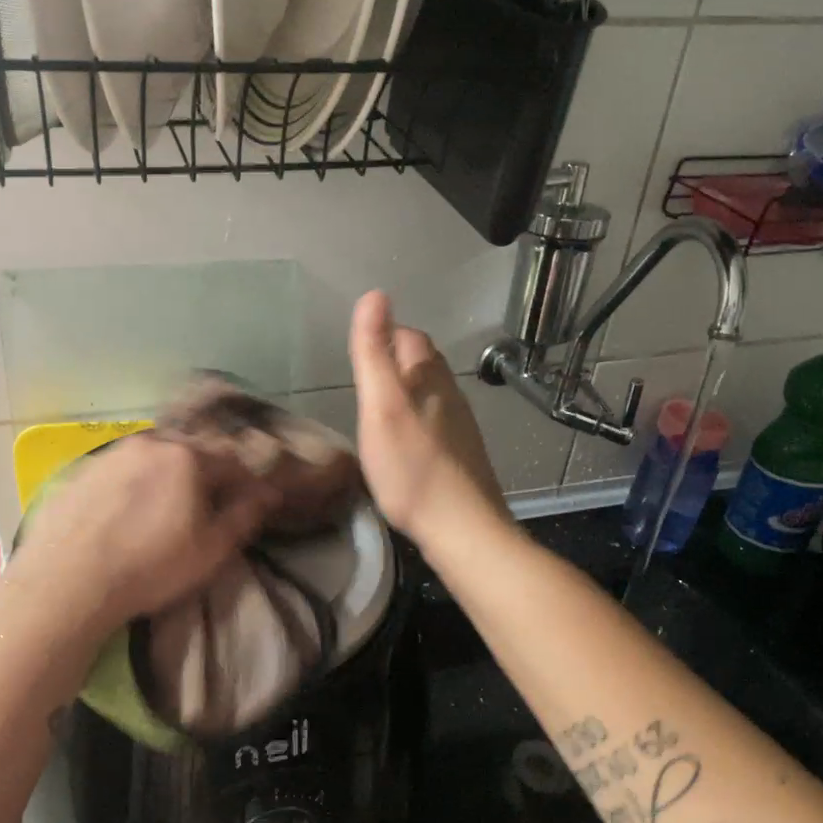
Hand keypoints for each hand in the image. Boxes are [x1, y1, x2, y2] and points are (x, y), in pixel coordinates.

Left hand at [4, 434, 278, 633]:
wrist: (67, 582)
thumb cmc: (149, 568)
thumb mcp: (210, 552)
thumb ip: (243, 517)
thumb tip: (266, 494)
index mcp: (188, 457)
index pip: (230, 461)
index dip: (242, 483)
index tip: (243, 504)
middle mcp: (150, 443)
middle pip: (188, 453)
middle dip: (200, 476)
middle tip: (199, 510)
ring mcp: (111, 454)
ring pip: (150, 460)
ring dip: (162, 478)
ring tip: (158, 513)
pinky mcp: (80, 471)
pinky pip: (117, 472)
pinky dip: (128, 486)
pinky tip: (121, 515)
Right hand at [348, 291, 508, 540]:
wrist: (461, 528)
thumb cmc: (411, 467)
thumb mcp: (381, 405)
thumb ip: (374, 352)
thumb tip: (375, 294)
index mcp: (429, 377)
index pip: (409, 337)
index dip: (386, 334)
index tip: (360, 350)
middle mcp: (450, 394)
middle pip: (423, 363)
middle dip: (397, 361)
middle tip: (365, 379)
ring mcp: (460, 427)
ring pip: (432, 394)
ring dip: (407, 392)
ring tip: (379, 410)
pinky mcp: (462, 456)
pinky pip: (436, 424)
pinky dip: (417, 422)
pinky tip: (404, 444)